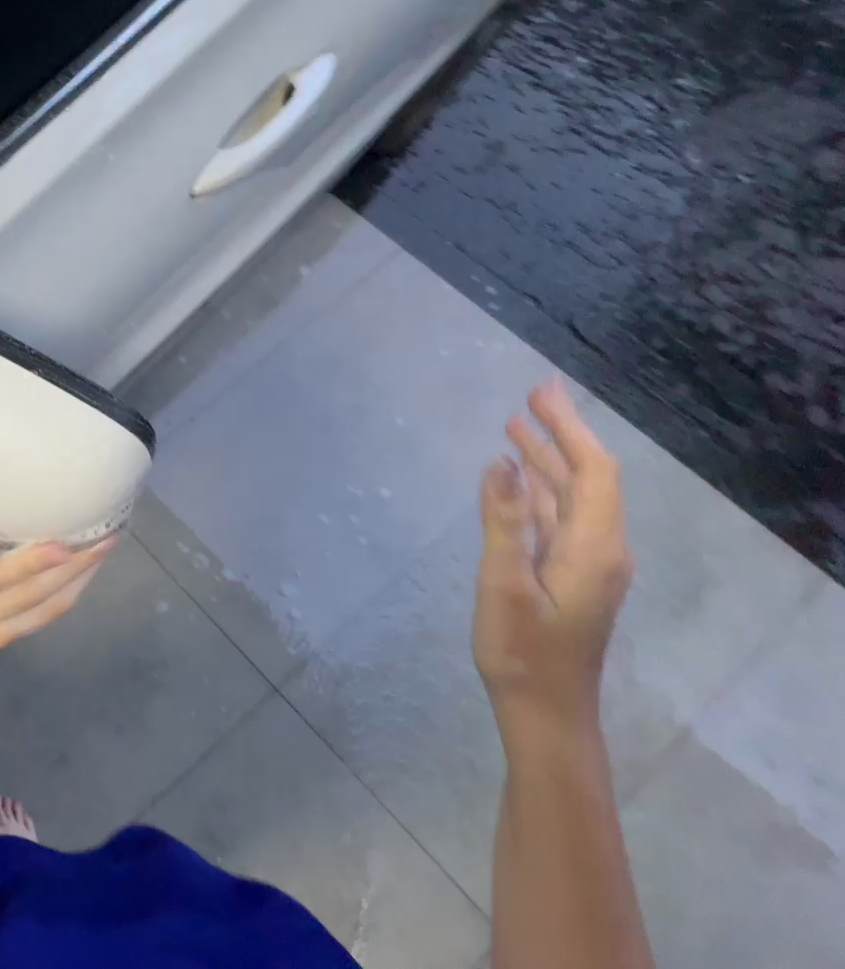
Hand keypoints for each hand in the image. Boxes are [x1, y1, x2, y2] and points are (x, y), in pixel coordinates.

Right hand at [0, 536, 116, 689]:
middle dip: (72, 567)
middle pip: (34, 592)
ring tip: (98, 556)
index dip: (36, 559)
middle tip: (104, 540)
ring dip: (75, 584)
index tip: (65, 538)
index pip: (4, 576)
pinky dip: (60, 602)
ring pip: (43, 609)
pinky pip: (36, 621)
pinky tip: (75, 584)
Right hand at [476, 380, 632, 736]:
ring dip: (547, 461)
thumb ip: (504, 522)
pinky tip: (517, 481)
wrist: (545, 709)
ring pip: (572, 498)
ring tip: (514, 428)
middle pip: (587, 478)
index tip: (538, 393)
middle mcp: (601, 548)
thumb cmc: (521, 650)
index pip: (593, 471)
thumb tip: (501, 462)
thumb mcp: (504, 584)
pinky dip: (538, 490)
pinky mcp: (569, 575)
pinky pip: (559, 518)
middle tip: (528, 396)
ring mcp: (587, 563)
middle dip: (559, 434)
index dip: (568, 428)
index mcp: (594, 547)